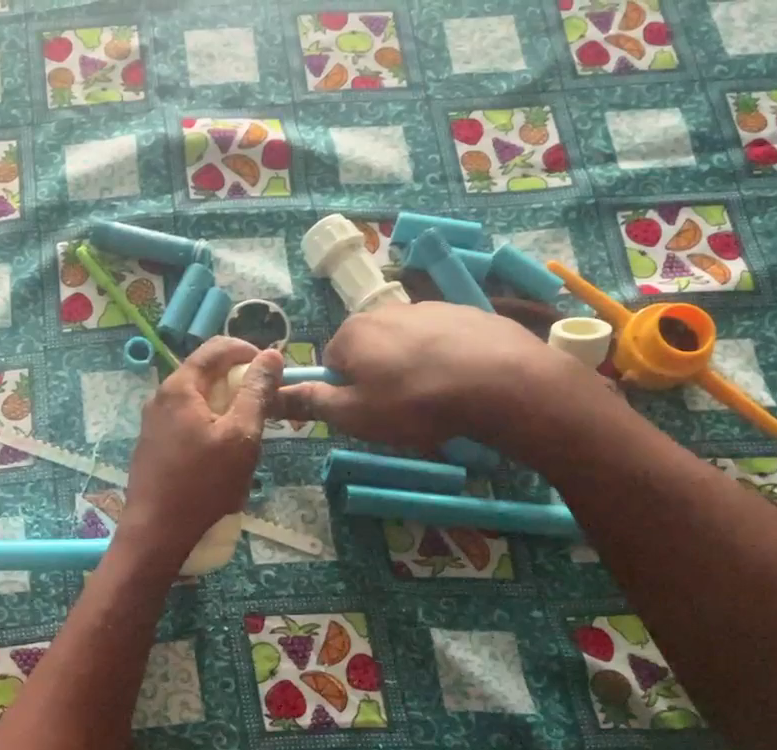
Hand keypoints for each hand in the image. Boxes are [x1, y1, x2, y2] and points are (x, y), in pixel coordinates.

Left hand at [115, 337, 282, 567]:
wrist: (156, 532)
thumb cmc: (203, 484)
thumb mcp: (241, 436)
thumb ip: (256, 392)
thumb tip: (270, 355)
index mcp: (180, 387)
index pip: (217, 348)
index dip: (249, 352)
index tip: (273, 373)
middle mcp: (160, 398)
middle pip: (205, 374)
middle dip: (238, 384)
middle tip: (264, 410)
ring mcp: (152, 423)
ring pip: (197, 401)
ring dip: (225, 410)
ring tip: (246, 438)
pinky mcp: (152, 447)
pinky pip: (186, 424)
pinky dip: (208, 428)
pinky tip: (220, 458)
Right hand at [274, 302, 597, 453]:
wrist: (500, 383)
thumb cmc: (414, 403)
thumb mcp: (354, 415)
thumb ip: (313, 402)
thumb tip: (275, 393)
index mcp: (353, 332)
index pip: (331, 362)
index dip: (344, 391)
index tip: (364, 413)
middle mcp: (387, 310)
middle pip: (369, 350)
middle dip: (378, 377)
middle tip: (398, 411)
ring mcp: (431, 307)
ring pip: (407, 345)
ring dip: (412, 369)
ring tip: (434, 401)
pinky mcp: (469, 313)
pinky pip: (443, 342)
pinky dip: (446, 361)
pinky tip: (461, 384)